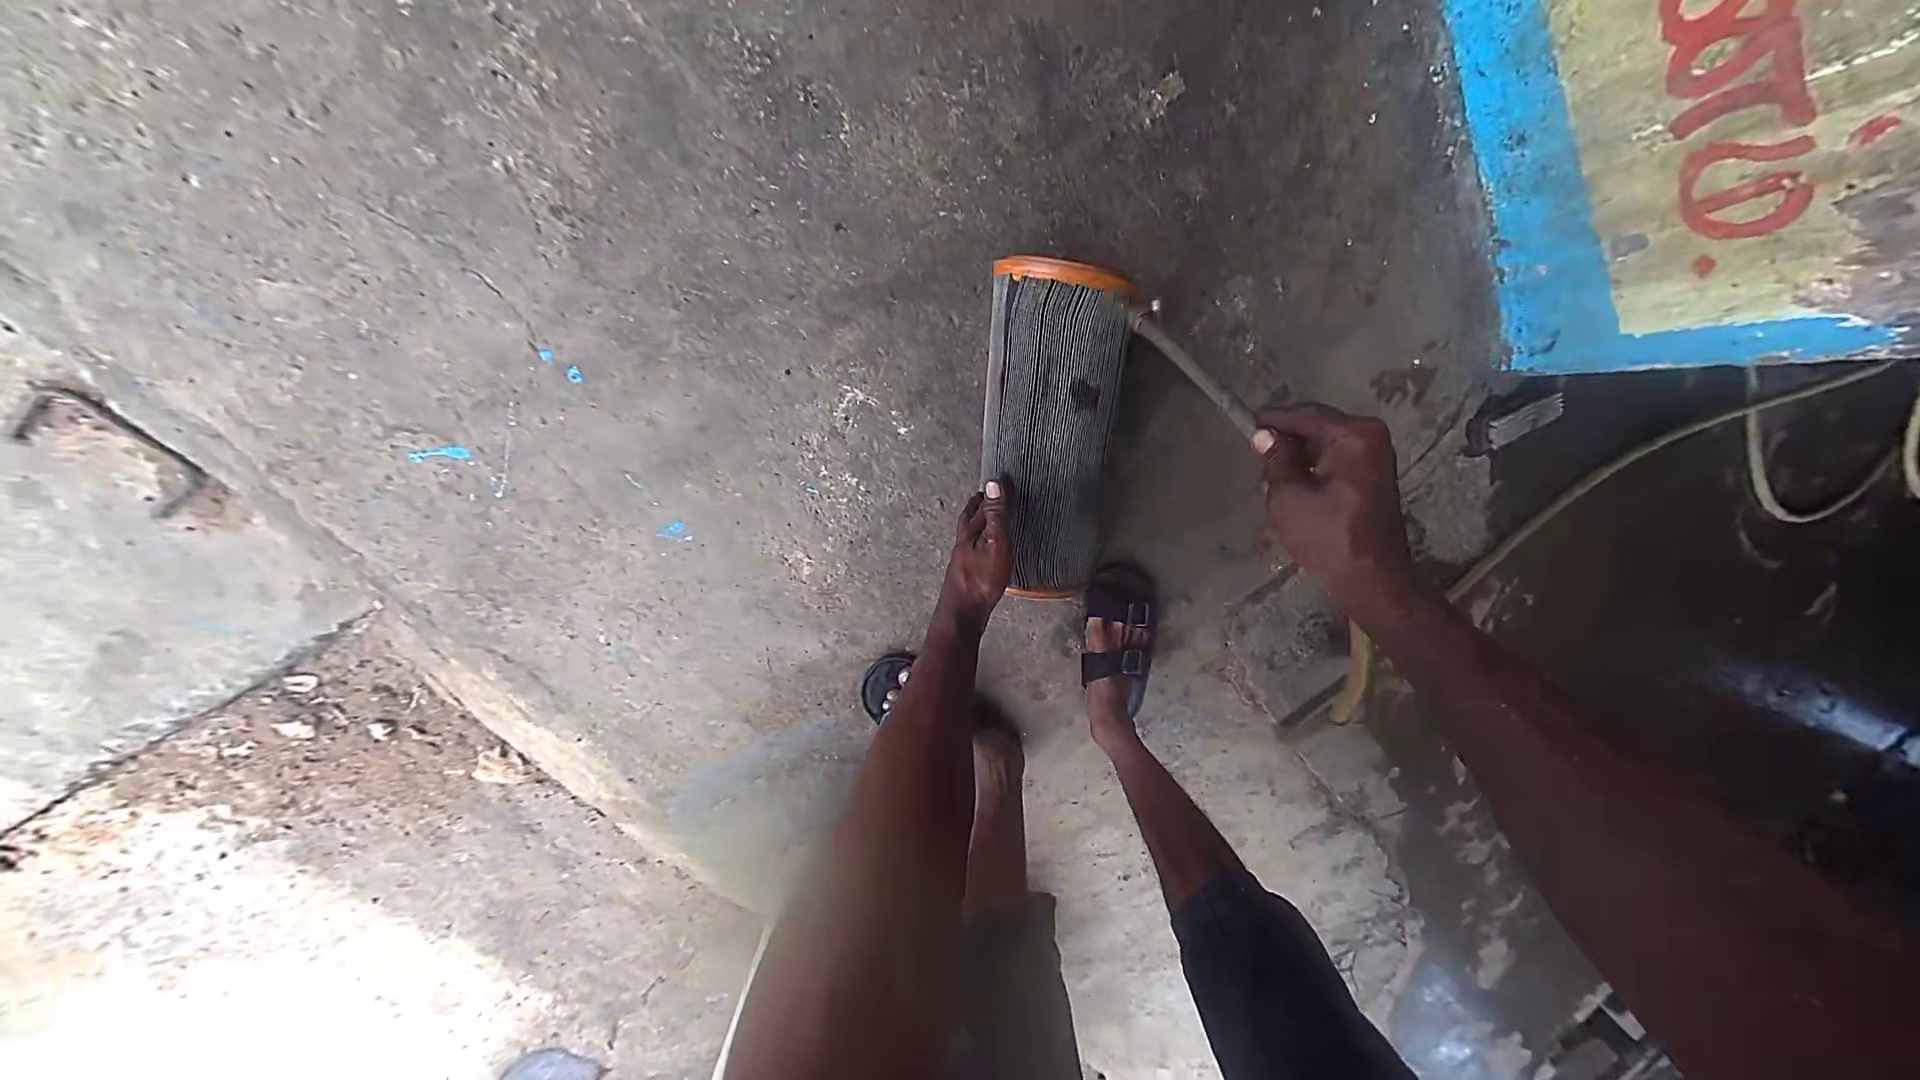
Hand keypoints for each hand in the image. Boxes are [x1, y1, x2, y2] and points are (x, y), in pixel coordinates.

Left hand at [937, 479, 1010, 628]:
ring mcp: (963, 559)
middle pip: (969, 518)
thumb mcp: (995, 542)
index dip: (991, 493)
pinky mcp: (967, 574)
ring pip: (970, 534)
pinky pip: (974, 549)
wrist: (963, 613)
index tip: (1000, 481)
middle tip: (987, 495)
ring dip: (978, 523)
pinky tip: (987, 550)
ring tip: (989, 518)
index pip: (980, 505)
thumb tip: (993, 483)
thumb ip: (995, 515)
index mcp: (969, 531)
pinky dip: (981, 541)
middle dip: (978, 505)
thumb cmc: (981, 578)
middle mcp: (962, 543)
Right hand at [1250, 404, 1423, 621]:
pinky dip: (1311, 469)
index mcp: (1352, 436)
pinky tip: (1291, 489)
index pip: (1305, 415)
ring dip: (1296, 458)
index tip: (1249, 421)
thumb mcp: (1288, 495)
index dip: (1274, 419)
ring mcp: (1374, 457)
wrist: (1370, 576)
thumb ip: (1275, 460)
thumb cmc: (1327, 535)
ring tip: (1271, 480)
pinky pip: (1334, 460)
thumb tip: (1263, 435)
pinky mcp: (1372, 476)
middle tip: (1257, 456)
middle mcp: (1370, 438)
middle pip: (1316, 427)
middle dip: (1286, 440)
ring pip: (1322, 445)